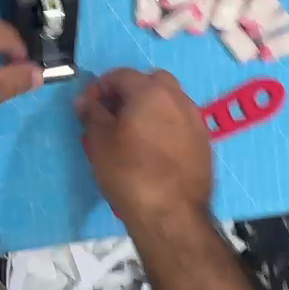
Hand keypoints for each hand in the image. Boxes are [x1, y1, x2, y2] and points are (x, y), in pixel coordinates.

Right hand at [75, 68, 212, 229]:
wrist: (171, 214)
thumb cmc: (129, 172)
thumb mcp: (99, 141)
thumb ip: (91, 113)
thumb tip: (85, 101)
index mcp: (151, 92)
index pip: (120, 75)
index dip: (98, 88)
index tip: (86, 108)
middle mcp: (178, 99)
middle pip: (151, 81)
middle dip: (128, 91)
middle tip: (110, 114)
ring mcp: (196, 120)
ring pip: (168, 100)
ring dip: (147, 107)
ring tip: (129, 132)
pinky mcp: (204, 142)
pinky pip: (179, 121)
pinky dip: (163, 124)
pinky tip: (150, 149)